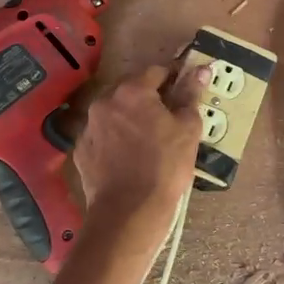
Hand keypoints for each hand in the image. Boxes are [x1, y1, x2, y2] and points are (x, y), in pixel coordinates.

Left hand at [71, 62, 209, 243]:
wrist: (129, 213)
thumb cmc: (165, 167)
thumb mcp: (187, 129)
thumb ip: (191, 95)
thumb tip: (201, 70)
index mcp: (132, 91)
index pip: (156, 71)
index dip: (173, 80)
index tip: (184, 94)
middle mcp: (104, 102)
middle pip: (131, 91)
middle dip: (148, 100)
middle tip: (167, 121)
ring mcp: (88, 127)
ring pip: (114, 114)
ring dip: (129, 119)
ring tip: (147, 142)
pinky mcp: (81, 151)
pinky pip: (102, 136)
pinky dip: (115, 141)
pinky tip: (128, 159)